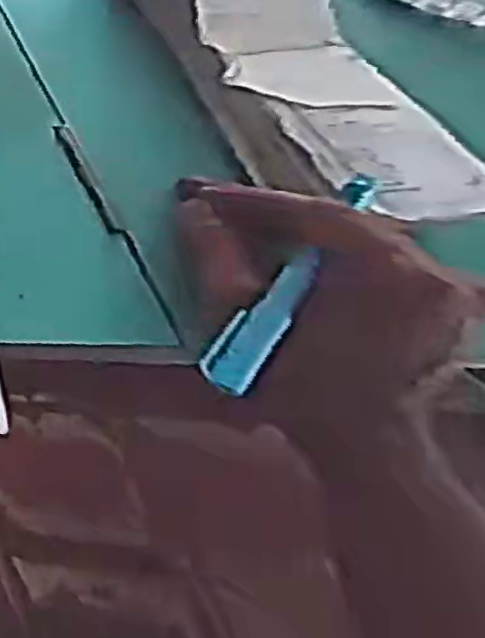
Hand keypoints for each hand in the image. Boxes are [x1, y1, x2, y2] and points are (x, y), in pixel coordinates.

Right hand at [176, 179, 484, 434]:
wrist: (361, 443)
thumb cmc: (293, 381)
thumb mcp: (238, 315)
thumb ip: (214, 256)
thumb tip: (196, 211)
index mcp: (388, 271)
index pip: (314, 213)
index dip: (249, 200)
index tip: (199, 194)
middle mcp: (429, 274)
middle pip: (342, 222)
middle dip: (275, 212)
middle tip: (216, 208)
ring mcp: (442, 293)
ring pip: (359, 240)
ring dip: (300, 231)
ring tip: (244, 228)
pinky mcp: (437, 309)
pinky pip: (376, 261)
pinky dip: (328, 252)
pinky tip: (287, 258)